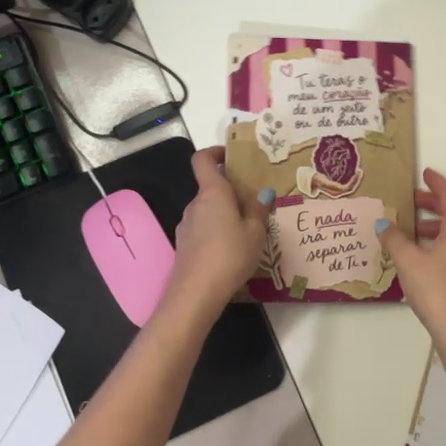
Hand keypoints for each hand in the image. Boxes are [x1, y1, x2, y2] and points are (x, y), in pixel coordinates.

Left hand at [162, 147, 269, 315]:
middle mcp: (195, 204)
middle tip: (253, 204)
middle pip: (210, 188)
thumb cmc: (230, 255)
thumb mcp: (255, 233)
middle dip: (230, 192)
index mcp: (212, 193)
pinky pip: (203, 229)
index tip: (232, 157)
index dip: (215, 152)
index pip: (202, 160)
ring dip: (224, 214)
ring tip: (247, 232)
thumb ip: (258, 210)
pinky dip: (216, 232)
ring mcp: (186, 225)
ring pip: (207, 211)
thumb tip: (262, 193)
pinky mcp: (184, 245)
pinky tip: (231, 252)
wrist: (196, 293)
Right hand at [377, 169, 445, 350]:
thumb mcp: (408, 261)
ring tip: (415, 228)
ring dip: (439, 223)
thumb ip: (394, 239)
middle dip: (437, 203)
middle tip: (415, 200)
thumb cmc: (435, 289)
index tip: (425, 173)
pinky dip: (442, 240)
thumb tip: (382, 223)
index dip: (438, 183)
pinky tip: (424, 254)